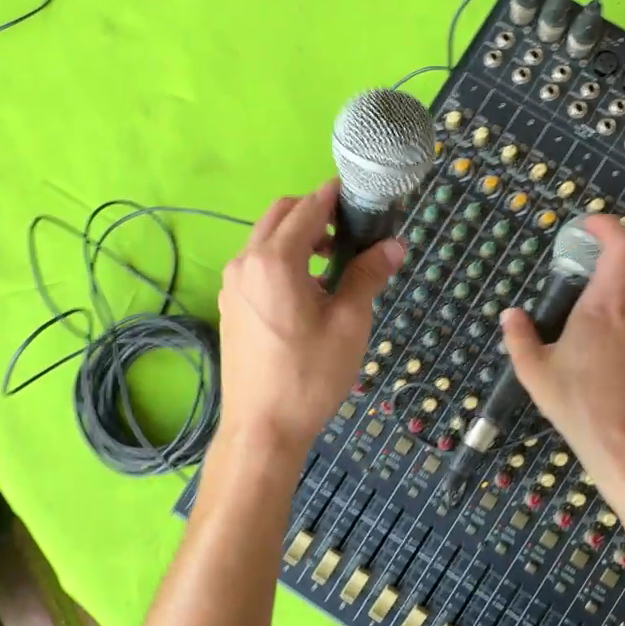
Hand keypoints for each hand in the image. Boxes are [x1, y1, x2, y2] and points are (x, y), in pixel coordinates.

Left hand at [217, 181, 402, 452]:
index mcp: (274, 260)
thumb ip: (368, 275)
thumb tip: (394, 245)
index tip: (363, 197)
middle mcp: (245, 262)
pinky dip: (282, 260)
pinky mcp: (230, 305)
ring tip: (333, 264)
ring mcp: (232, 285)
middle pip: (281, 215)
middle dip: (316, 212)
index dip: (336, 196)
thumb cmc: (310, 376)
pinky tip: (307, 291)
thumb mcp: (349, 323)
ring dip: (298, 237)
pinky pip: (257, 265)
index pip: (308, 207)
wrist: (262, 429)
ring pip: (266, 240)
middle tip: (351, 232)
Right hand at [499, 216, 624, 485]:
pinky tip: (603, 386)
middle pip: (612, 292)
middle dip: (588, 307)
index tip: (588, 226)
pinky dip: (617, 352)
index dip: (608, 227)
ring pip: (623, 320)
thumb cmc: (579, 407)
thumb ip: (520, 338)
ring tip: (581, 372)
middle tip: (564, 341)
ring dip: (602, 333)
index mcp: (603, 308)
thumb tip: (512, 316)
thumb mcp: (535, 374)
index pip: (621, 247)